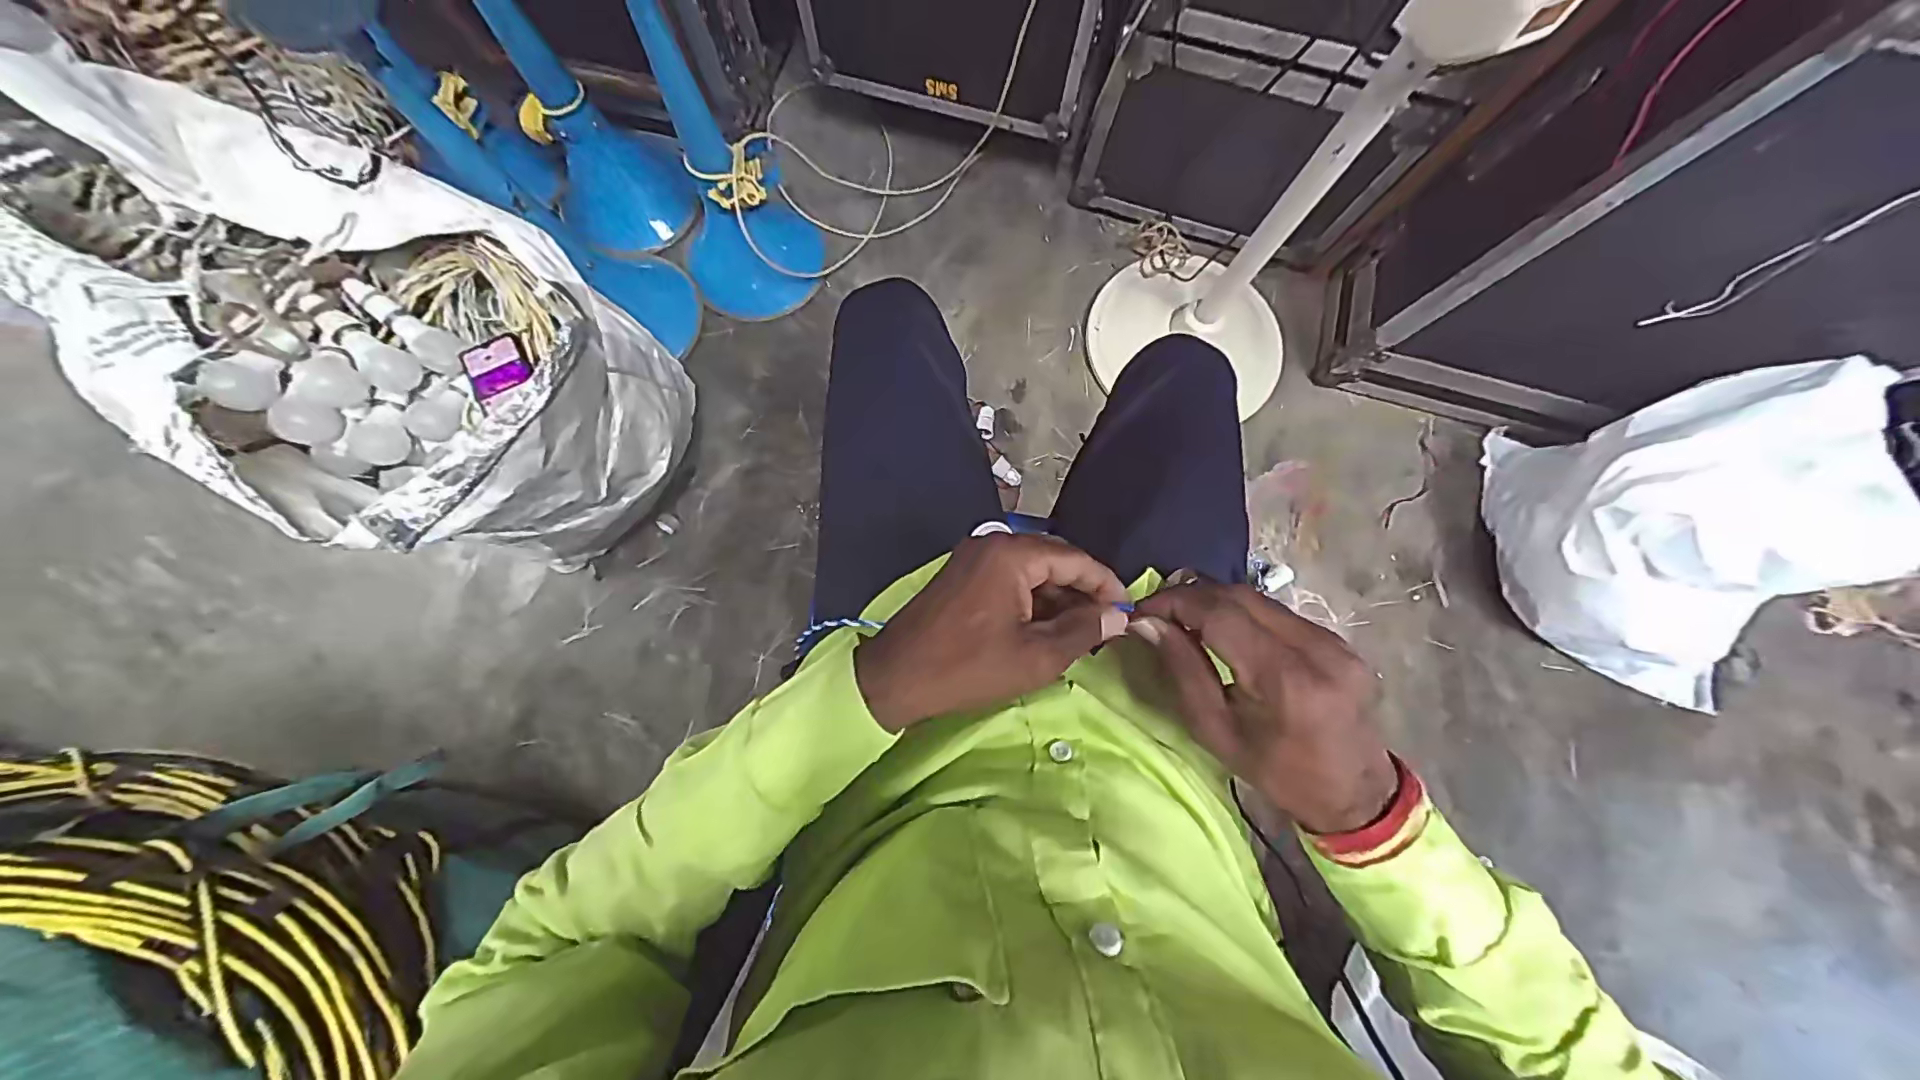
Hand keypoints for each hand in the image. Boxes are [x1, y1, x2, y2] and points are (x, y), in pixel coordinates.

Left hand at [854, 533, 1130, 731]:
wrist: (894, 679)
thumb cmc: (967, 668)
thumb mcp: (1036, 656)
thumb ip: (1083, 632)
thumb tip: (1116, 617)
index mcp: (1011, 555)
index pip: (1075, 559)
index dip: (1107, 585)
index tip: (1126, 612)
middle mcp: (991, 544)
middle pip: (1053, 560)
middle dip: (1082, 592)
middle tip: (1104, 626)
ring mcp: (972, 558)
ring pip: (1031, 571)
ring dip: (1057, 599)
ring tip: (1079, 634)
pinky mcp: (962, 575)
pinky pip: (1008, 580)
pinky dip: (1031, 601)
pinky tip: (1044, 629)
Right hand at [1131, 582, 1396, 833]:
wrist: (1354, 795)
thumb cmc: (1276, 772)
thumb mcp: (1215, 729)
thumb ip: (1182, 669)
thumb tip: (1148, 624)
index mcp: (1284, 678)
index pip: (1220, 614)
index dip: (1175, 602)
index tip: (1141, 610)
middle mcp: (1315, 648)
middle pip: (1239, 596)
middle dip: (1190, 596)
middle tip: (1157, 610)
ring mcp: (1334, 641)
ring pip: (1259, 599)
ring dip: (1215, 601)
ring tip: (1183, 617)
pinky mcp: (1340, 640)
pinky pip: (1278, 613)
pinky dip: (1242, 613)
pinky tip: (1223, 629)